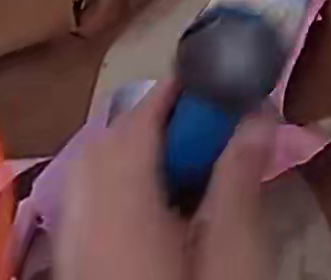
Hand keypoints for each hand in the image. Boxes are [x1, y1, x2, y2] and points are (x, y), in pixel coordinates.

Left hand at [57, 81, 274, 279]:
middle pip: (101, 148)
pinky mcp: (77, 275)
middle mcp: (82, 233)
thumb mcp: (237, 255)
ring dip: (141, 146)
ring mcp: (72, 258)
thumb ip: (240, 177)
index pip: (132, 131)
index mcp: (121, 220)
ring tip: (195, 148)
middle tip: (211, 113)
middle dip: (155, 116)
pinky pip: (91, 205)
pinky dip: (129, 179)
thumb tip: (258, 109)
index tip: (219, 70)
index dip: (172, 90)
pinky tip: (169, 195)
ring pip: (90, 176)